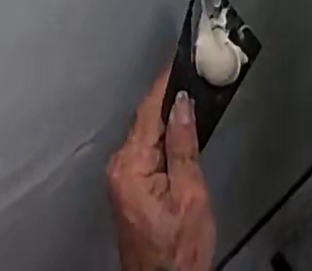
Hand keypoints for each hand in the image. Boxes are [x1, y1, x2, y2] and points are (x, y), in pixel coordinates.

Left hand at [107, 70, 214, 270]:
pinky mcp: (129, 184)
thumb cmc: (179, 252)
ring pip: (147, 131)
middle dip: (168, 95)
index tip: (179, 59)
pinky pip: (146, 146)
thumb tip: (182, 103)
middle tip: (192, 71)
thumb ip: (184, 145)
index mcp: (130, 166)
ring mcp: (121, 176)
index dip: (165, 83)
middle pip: (146, 119)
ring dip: (167, 113)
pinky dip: (163, 132)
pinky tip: (179, 124)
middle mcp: (119, 166)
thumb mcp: (190, 195)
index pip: (149, 111)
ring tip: (190, 90)